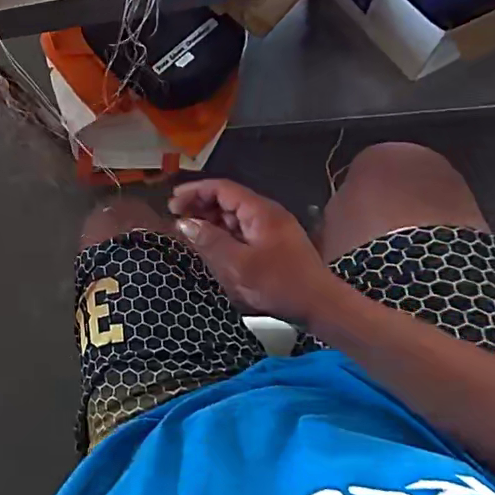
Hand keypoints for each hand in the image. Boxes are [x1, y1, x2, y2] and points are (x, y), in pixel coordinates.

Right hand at [169, 179, 332, 320]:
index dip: (195, 191)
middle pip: (228, 199)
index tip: (173, 200)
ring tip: (187, 228)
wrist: (321, 305)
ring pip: (234, 215)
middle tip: (176, 215)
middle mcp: (266, 213)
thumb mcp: (239, 264)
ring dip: (210, 218)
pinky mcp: (273, 243)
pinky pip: (242, 229)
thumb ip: (210, 240)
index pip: (223, 189)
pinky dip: (223, 231)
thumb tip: (184, 223)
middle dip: (200, 204)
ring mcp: (271, 228)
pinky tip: (210, 241)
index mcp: (260, 211)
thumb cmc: (280, 283)